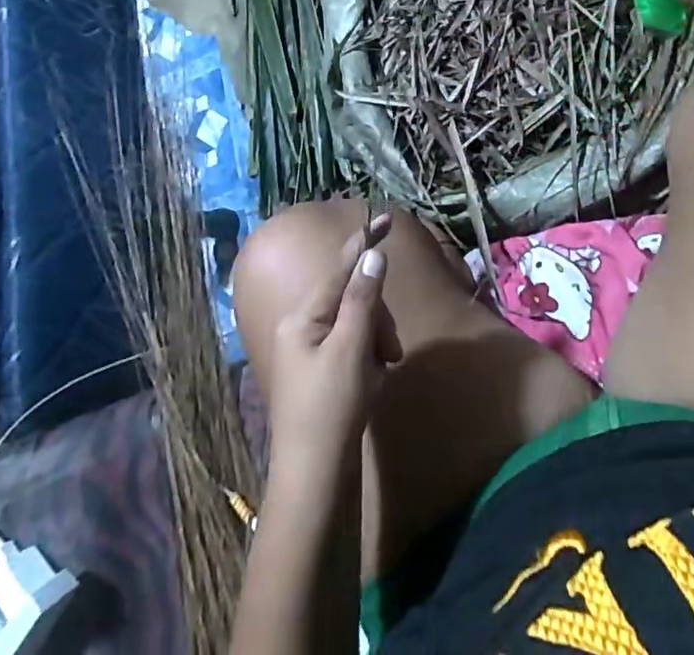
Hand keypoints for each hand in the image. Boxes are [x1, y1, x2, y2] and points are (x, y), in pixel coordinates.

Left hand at [262, 213, 402, 472]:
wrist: (314, 476)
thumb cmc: (331, 408)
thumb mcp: (351, 349)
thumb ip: (362, 299)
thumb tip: (372, 255)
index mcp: (303, 317)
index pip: (340, 268)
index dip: (363, 242)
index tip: (384, 216)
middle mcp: (302, 328)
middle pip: (352, 299)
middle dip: (377, 319)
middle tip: (390, 352)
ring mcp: (310, 352)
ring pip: (357, 324)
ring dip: (377, 341)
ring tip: (383, 372)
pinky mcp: (322, 373)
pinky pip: (353, 348)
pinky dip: (369, 358)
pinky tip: (373, 382)